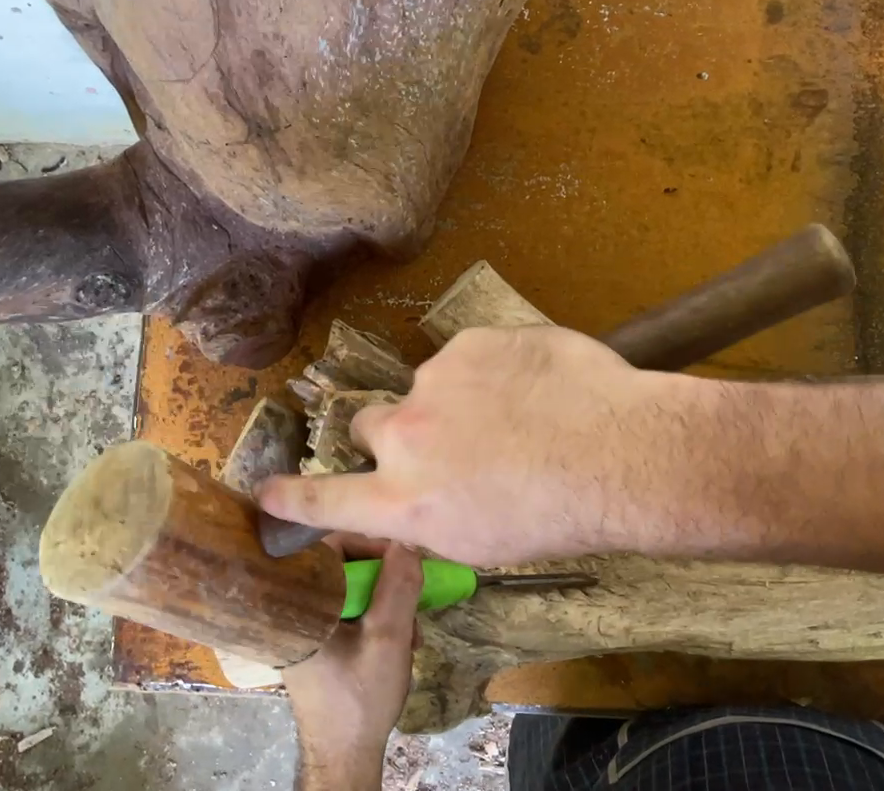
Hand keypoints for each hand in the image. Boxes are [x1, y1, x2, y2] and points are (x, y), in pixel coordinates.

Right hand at [260, 327, 709, 564]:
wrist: (619, 453)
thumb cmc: (561, 516)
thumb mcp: (483, 542)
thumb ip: (432, 512)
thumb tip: (421, 495)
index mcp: (406, 502)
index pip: (328, 499)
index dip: (293, 496)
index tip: (264, 490)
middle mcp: (405, 440)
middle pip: (370, 426)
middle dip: (396, 434)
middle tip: (450, 441)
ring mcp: (433, 383)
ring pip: (428, 387)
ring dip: (457, 398)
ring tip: (517, 412)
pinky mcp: (468, 342)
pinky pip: (468, 356)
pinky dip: (491, 368)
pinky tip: (533, 384)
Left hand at [284, 538, 422, 789]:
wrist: (344, 758)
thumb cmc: (359, 697)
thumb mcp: (388, 638)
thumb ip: (399, 587)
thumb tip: (407, 540)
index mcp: (299, 600)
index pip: (329, 542)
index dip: (368, 541)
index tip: (400, 555)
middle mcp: (294, 607)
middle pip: (343, 564)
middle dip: (384, 578)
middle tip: (412, 596)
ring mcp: (304, 625)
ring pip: (351, 588)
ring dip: (385, 600)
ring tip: (409, 629)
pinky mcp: (316, 640)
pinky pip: (348, 609)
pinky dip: (374, 617)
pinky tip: (397, 640)